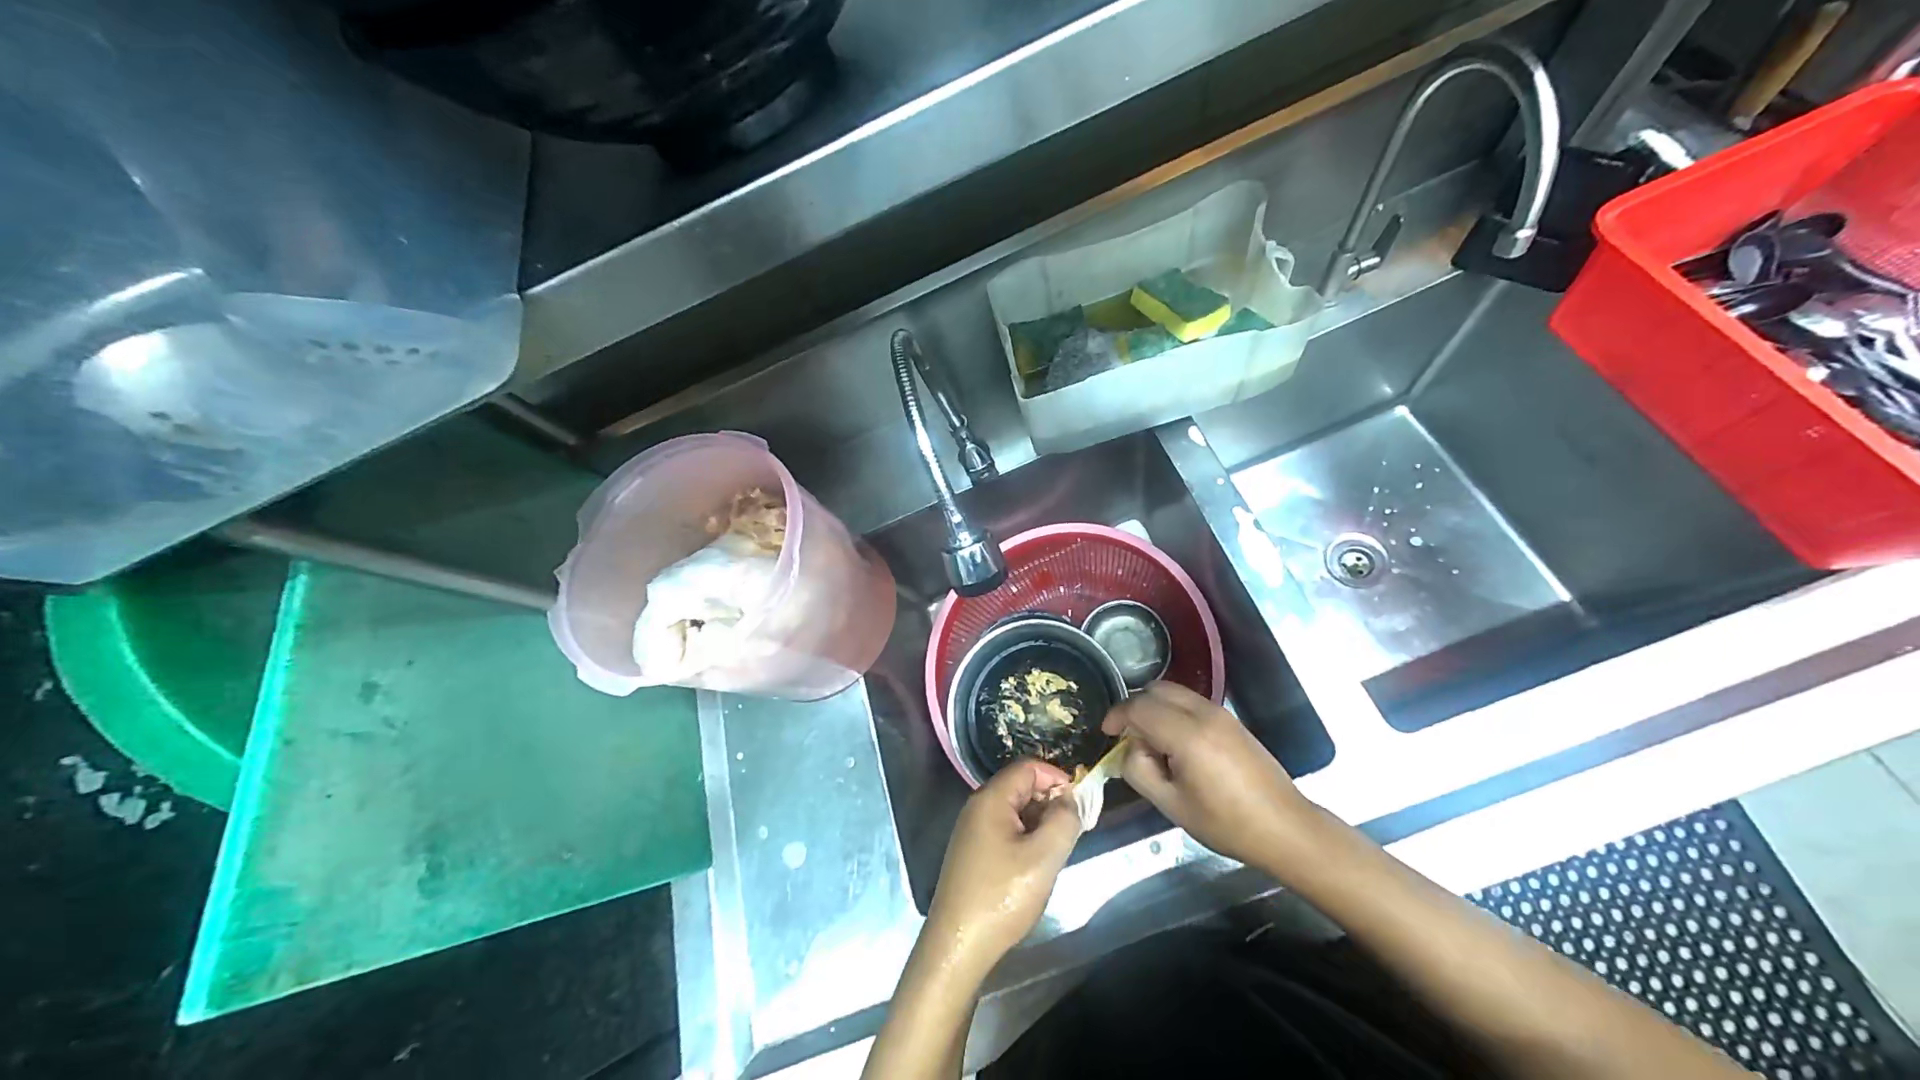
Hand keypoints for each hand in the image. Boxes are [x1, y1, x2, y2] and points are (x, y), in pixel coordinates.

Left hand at [922, 759, 1080, 978]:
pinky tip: (1037, 863)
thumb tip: (1071, 799)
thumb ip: (1064, 820)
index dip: (1057, 778)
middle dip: (1051, 800)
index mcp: (990, 799)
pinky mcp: (972, 852)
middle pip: (1020, 786)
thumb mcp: (1044, 857)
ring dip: (1040, 821)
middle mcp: (977, 807)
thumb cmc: (1002, 896)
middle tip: (1075, 829)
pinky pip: (1005, 829)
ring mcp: (972, 830)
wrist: (958, 944)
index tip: (1081, 804)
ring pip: (1014, 810)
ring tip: (1059, 848)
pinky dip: (1026, 836)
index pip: (1028, 767)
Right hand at [1101, 681, 1313, 865]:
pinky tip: (1176, 744)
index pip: (1138, 706)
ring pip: (1174, 692)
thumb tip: (1130, 750)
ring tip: (1152, 743)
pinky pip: (1191, 702)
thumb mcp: (1171, 805)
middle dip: (1135, 707)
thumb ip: (1139, 771)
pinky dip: (1173, 711)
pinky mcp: (1231, 720)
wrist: (1285, 827)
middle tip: (1127, 737)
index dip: (1116, 716)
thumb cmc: (1226, 823)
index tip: (1106, 734)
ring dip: (1155, 708)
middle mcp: (1204, 714)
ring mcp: (1221, 714)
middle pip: (1156, 690)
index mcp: (1187, 735)